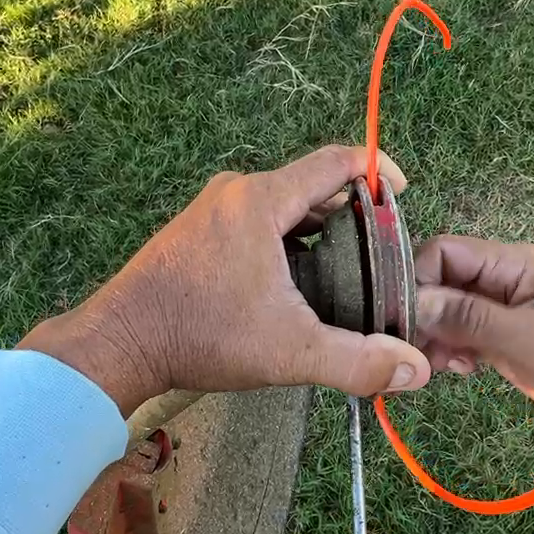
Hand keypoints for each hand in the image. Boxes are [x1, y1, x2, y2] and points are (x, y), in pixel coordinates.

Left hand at [21, 146, 431, 414]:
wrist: (116, 345)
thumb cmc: (201, 337)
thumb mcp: (291, 351)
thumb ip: (358, 362)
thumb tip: (416, 372)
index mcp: (261, 200)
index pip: (335, 162)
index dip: (377, 171)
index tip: (403, 193)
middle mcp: (237, 192)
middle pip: (312, 186)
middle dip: (353, 214)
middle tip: (381, 252)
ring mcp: (213, 210)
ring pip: (284, 206)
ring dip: (320, 230)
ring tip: (349, 270)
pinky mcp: (199, 231)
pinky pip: (259, 221)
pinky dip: (289, 240)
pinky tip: (299, 282)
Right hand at [413, 235, 533, 443]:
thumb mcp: (528, 339)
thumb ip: (470, 318)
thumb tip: (413, 301)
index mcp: (512, 262)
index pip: (443, 252)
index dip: (416, 280)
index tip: (403, 320)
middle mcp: (502, 276)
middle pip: (441, 279)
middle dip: (424, 313)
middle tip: (421, 353)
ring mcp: (503, 305)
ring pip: (447, 308)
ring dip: (436, 335)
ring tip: (444, 367)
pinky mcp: (504, 332)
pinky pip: (463, 330)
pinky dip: (454, 348)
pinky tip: (462, 370)